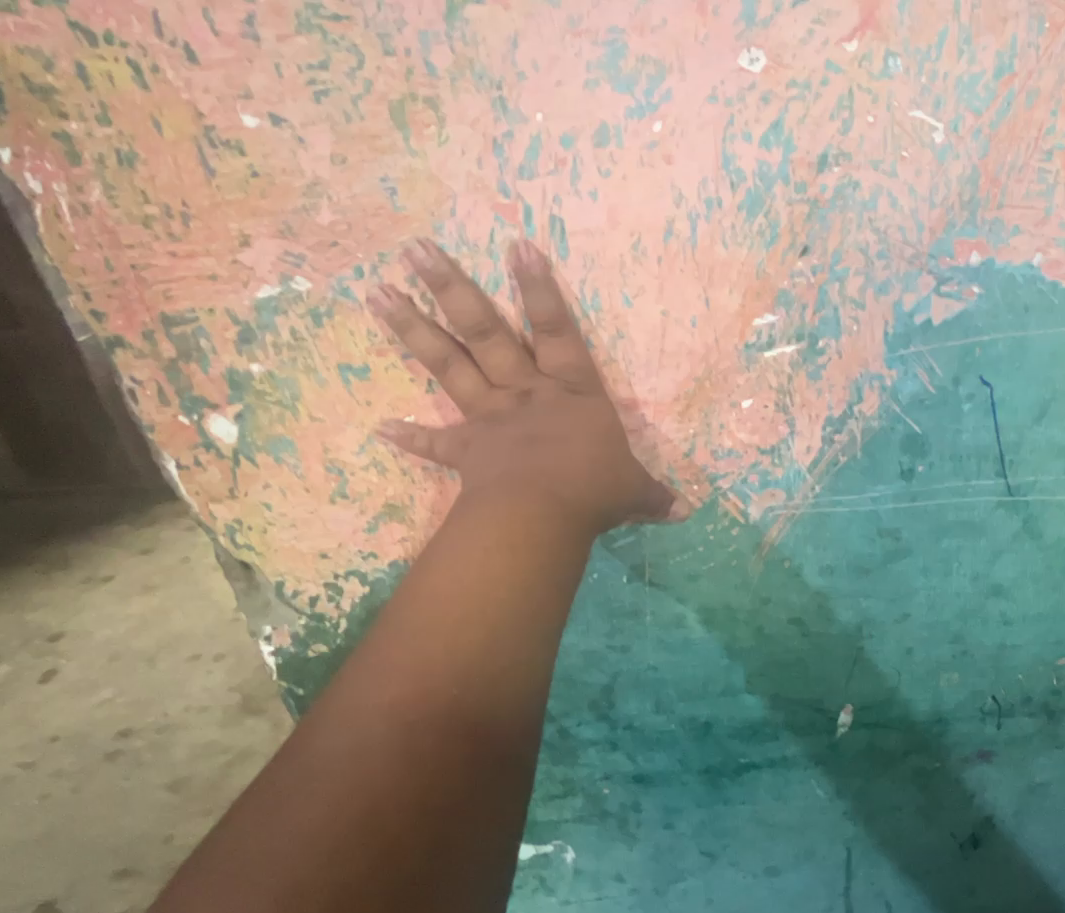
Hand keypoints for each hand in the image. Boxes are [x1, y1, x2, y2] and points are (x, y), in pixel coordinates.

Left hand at [367, 238, 675, 535]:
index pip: (558, 331)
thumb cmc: (594, 489)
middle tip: (417, 250)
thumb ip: (655, 494)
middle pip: (486, 333)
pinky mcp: (468, 453)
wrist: (544, 514)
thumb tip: (686, 511)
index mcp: (573, 393)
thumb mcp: (635, 490)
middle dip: (452, 289)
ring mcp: (492, 419)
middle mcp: (527, 394)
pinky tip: (382, 427)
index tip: (517, 246)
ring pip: (450, 366)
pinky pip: (437, 444)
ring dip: (414, 330)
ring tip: (378, 291)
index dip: (540, 290)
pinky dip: (411, 438)